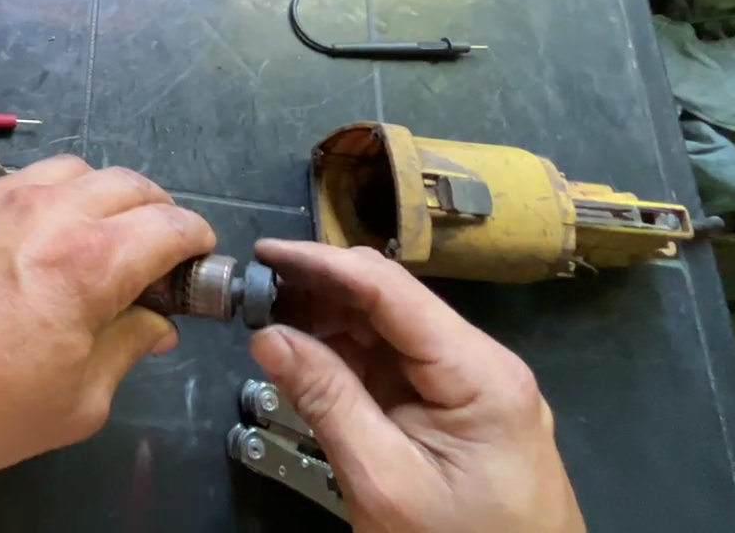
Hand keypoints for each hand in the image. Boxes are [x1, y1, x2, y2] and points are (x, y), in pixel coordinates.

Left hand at [0, 155, 214, 488]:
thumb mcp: (77, 401)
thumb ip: (128, 347)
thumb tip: (156, 323)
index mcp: (86, 262)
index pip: (168, 224)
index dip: (195, 239)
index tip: (197, 258)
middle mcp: (48, 211)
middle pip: (129, 183)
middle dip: (156, 211)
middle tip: (155, 251)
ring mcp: (2, 195)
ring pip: (77, 170)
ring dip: (104, 196)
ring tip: (98, 234)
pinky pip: (27, 178)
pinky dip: (53, 195)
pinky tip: (40, 233)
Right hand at [249, 241, 583, 532]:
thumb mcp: (383, 482)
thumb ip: (324, 400)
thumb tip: (264, 334)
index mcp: (479, 373)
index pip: (388, 289)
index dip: (321, 262)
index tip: (263, 252)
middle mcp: (479, 360)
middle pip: (387, 297)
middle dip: (318, 287)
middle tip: (254, 292)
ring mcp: (466, 381)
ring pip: (383, 322)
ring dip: (324, 316)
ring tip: (268, 318)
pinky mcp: (451, 402)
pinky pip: (388, 356)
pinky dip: (341, 348)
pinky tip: (303, 351)